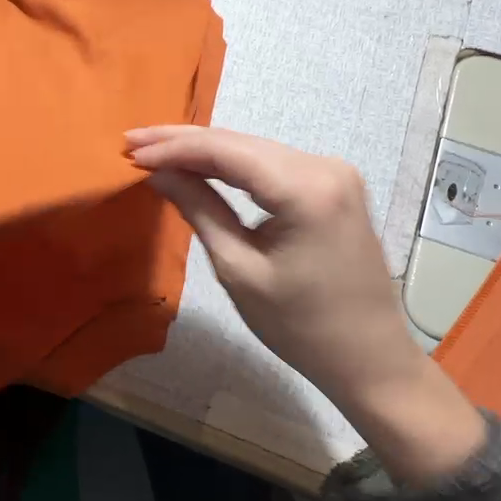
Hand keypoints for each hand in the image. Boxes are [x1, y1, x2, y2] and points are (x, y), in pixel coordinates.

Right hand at [127, 126, 485, 484]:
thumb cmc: (300, 325)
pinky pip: (271, 164)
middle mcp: (325, 167)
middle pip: (240, 142)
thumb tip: (158, 173)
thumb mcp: (238, 270)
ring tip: (154, 149)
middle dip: (183, 141)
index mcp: (306, 189)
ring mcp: (334, 173)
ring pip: (253, 149)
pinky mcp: (333, 186)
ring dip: (204, 150)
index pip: (226, 151)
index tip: (130, 150)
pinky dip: (231, 163)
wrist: (369, 358)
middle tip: (132, 141)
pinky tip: (199, 163)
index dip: (174, 147)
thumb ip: (199, 210)